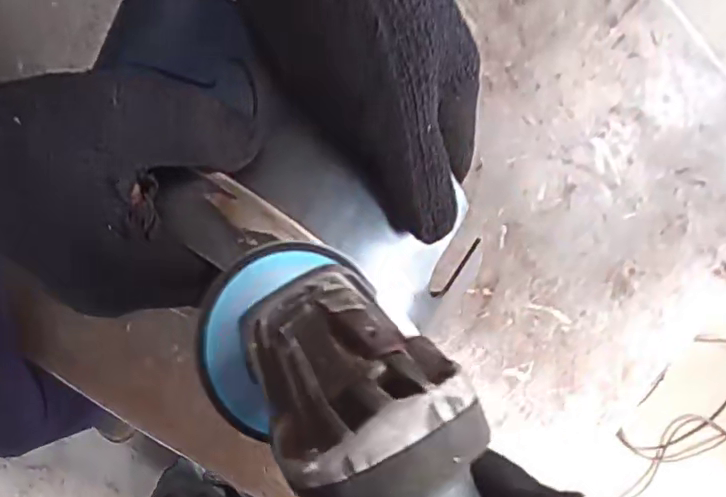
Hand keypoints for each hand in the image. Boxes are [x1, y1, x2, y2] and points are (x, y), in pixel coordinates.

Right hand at [0, 71, 259, 316]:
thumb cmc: (38, 138)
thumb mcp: (126, 117)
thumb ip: (198, 132)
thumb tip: (252, 146)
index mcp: (135, 276)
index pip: (218, 274)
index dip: (241, 239)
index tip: (248, 200)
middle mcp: (123, 303)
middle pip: (193, 279)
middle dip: (209, 235)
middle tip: (212, 185)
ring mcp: (100, 300)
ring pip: (166, 275)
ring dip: (180, 237)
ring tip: (176, 189)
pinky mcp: (82, 286)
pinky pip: (137, 270)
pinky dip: (151, 241)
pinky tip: (142, 204)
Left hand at [236, 0, 479, 242]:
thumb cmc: (361, 22)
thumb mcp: (398, 115)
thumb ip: (420, 177)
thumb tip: (434, 236)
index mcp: (449, 84)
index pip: (448, 168)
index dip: (423, 208)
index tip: (387, 245)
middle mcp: (415, 65)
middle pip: (402, 148)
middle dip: (374, 189)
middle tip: (335, 226)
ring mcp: (369, 48)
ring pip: (357, 128)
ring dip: (332, 163)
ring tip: (299, 195)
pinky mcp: (321, 38)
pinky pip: (315, 102)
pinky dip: (301, 131)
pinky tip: (276, 148)